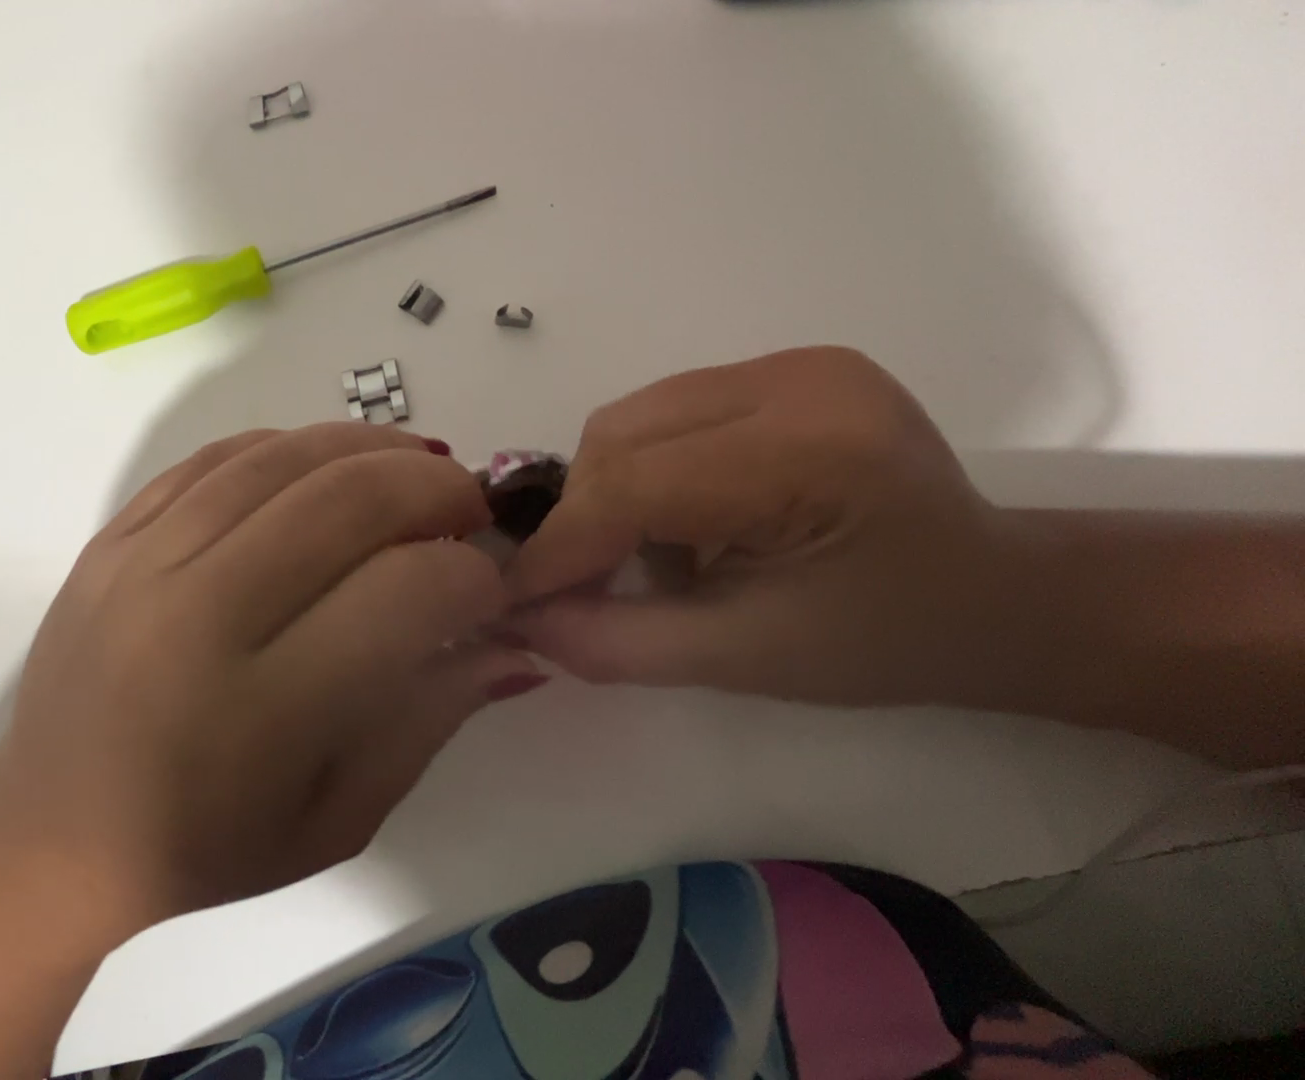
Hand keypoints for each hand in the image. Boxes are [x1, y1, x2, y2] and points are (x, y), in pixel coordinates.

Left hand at [0, 424, 539, 930]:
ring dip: (369, 448)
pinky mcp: (108, 541)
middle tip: (467, 509)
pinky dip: (287, 445)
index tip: (489, 588)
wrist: (56, 835)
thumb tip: (514, 646)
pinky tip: (326, 466)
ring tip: (414, 471)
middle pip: (344, 501)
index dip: (472, 577)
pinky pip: (211, 459)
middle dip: (434, 489)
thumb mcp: (338, 818)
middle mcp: (197, 620)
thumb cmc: (207, 848)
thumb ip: (429, 721)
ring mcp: (140, 567)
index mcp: (262, 710)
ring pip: (278, 458)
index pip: (402, 593)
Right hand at [507, 346, 1031, 706]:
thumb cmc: (884, 643)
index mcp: (811, 453)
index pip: (636, 484)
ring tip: (639, 556)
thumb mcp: (741, 660)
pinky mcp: (782, 368)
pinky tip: (678, 520)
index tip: (511, 599)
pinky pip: (663, 415)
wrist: (996, 596)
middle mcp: (797, 380)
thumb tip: (515, 619)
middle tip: (574, 589)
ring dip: (607, 493)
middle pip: (620, 437)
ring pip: (631, 420)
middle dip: (579, 519)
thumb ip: (615, 641)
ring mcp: (792, 362)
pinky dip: (642, 472)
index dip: (560, 546)